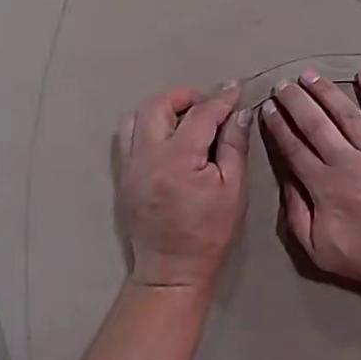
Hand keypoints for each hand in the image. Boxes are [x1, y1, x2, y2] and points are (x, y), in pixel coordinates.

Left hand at [115, 83, 252, 288]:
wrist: (171, 271)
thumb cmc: (210, 233)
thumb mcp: (234, 189)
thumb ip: (234, 146)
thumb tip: (238, 112)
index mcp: (178, 161)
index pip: (201, 114)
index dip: (221, 99)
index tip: (236, 89)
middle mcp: (146, 157)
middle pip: (158, 105)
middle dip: (186, 96)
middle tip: (209, 104)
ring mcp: (129, 166)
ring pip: (136, 117)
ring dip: (163, 109)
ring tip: (186, 119)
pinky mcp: (123, 175)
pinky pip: (127, 136)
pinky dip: (147, 126)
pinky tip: (168, 137)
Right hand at [260, 67, 360, 289]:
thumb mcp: (319, 250)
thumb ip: (297, 215)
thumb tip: (287, 183)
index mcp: (323, 185)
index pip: (293, 148)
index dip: (278, 127)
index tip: (268, 109)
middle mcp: (346, 160)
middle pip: (314, 123)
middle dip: (295, 101)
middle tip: (282, 84)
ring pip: (345, 113)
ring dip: (325, 91)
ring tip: (310, 75)